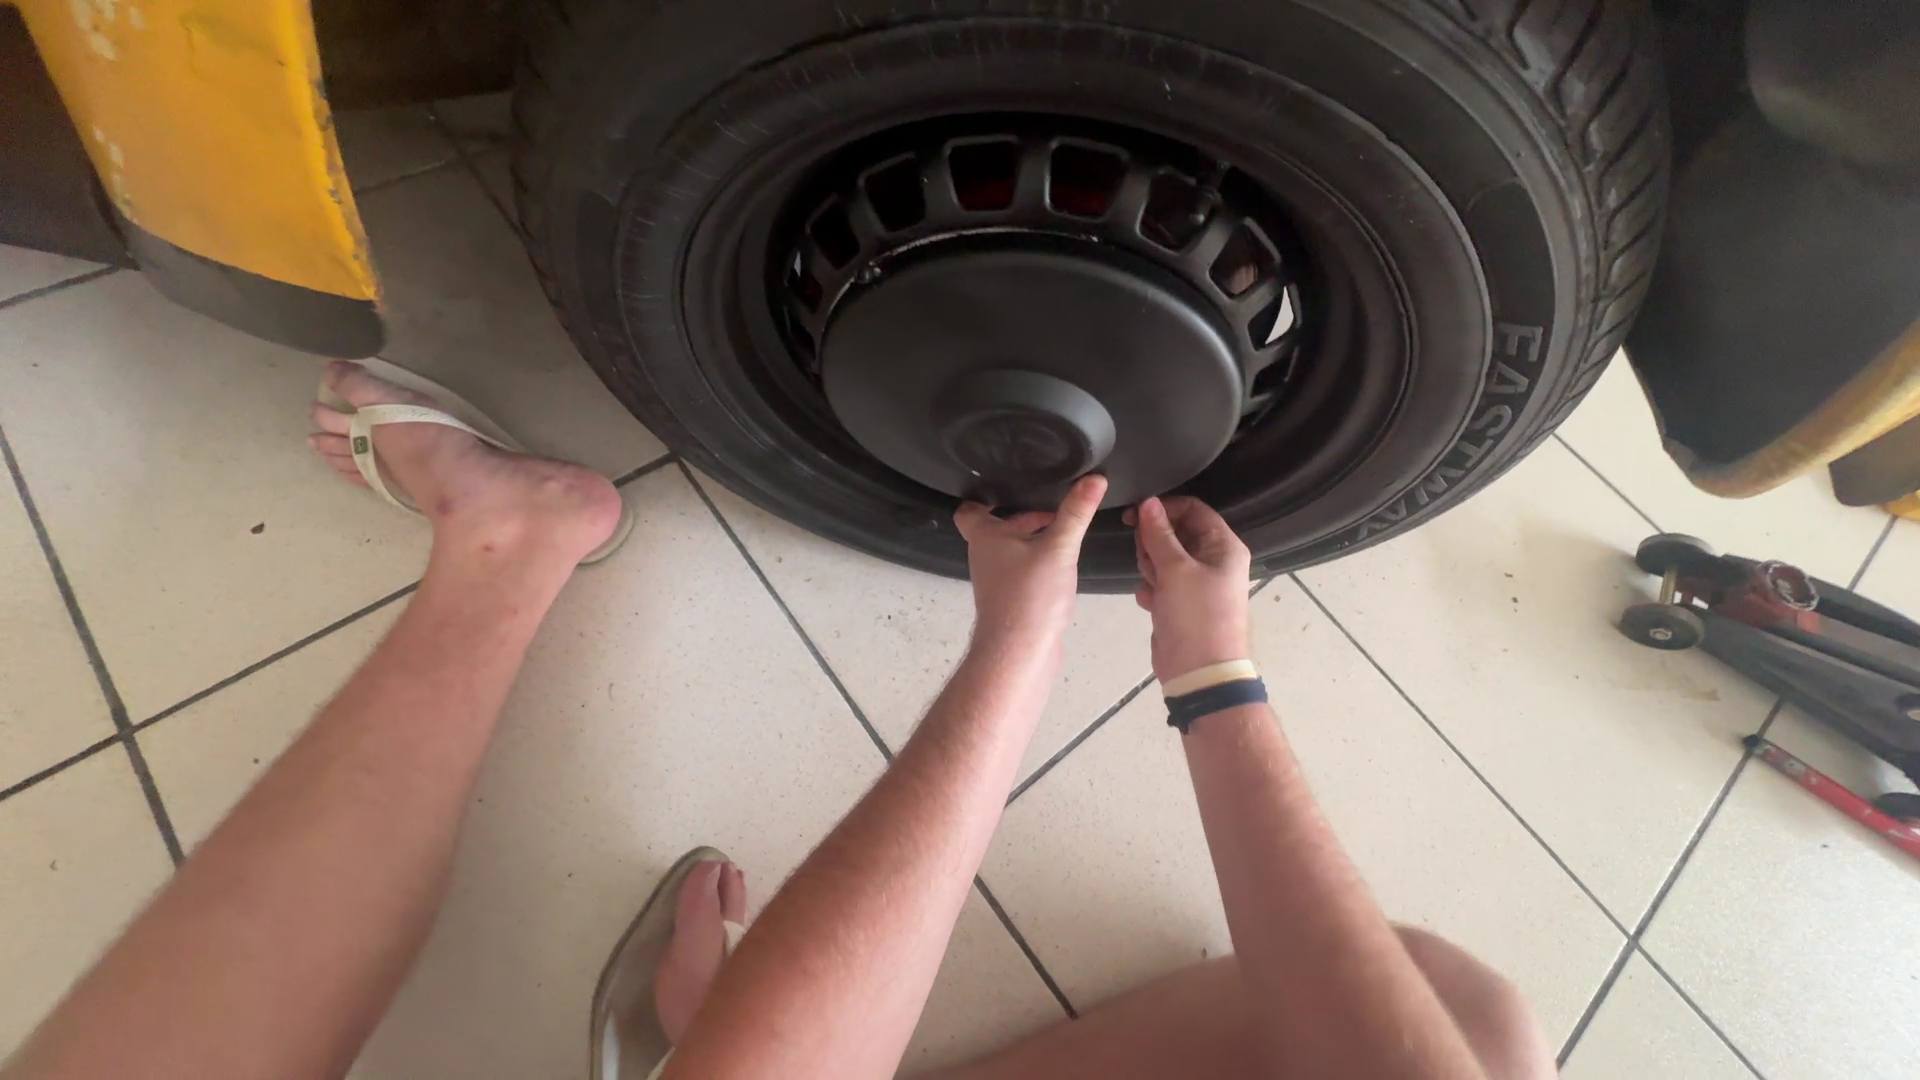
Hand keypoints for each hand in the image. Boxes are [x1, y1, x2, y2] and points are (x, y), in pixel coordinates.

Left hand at [954, 475, 1107, 644]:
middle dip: (1025, 517)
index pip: (970, 509)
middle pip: (999, 528)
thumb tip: (1094, 481)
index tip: (1007, 486)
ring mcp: (997, 580)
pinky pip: (1024, 572)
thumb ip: (1076, 513)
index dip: (984, 497)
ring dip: (1035, 540)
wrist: (1020, 652)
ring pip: (1013, 550)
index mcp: (984, 537)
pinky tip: (1062, 567)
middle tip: (1054, 509)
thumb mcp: (1059, 547)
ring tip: (1064, 533)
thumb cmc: (1028, 598)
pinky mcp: (1011, 599)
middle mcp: (985, 557)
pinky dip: (1040, 564)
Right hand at [1125, 496, 1252, 681]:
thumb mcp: (1175, 569)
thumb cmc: (1195, 616)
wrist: (1198, 672)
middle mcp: (1212, 560)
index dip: (1164, 508)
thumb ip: (1158, 533)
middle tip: (1148, 559)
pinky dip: (1150, 587)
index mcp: (1223, 547)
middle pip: (1174, 531)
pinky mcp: (1179, 600)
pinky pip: (1158, 580)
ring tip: (1154, 585)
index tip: (1135, 515)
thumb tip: (1148, 502)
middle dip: (1154, 542)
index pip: (1193, 509)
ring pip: (1162, 556)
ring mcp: (1195, 581)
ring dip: (1150, 566)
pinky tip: (1151, 602)